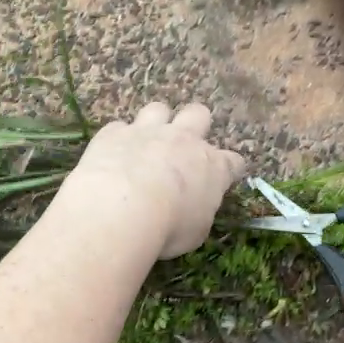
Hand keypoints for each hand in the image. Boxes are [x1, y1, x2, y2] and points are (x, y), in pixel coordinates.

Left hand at [60, 102, 247, 259]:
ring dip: (154, 123)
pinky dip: (116, 141)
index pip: (232, 162)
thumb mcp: (194, 232)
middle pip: (198, 115)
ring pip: (158, 109)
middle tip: (182, 146)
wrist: (123, 208)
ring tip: (144, 143)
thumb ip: (197, 212)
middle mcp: (183, 141)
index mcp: (212, 168)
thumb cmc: (167, 229)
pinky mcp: (114, 133)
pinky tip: (110, 156)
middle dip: (194, 125)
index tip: (222, 178)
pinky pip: (118, 128)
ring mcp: (147, 132)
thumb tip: (192, 210)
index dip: (228, 169)